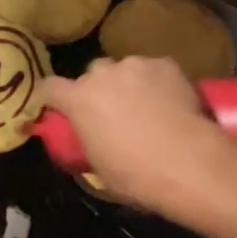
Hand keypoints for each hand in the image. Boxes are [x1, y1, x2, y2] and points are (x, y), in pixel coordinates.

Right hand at [40, 56, 236, 210]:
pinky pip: (155, 70)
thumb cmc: (135, 173)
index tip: (59, 106)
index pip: (50, 87)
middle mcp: (104, 73)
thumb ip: (87, 140)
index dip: (52, 96)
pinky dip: (158, 82)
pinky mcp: (166, 64)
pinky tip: (171, 102)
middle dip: (99, 88)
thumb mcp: (98, 165)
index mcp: (79, 99)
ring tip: (148, 106)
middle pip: (93, 73)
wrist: (186, 160)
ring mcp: (136, 65)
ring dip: (130, 83)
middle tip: (113, 110)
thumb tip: (90, 136)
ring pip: (126, 69)